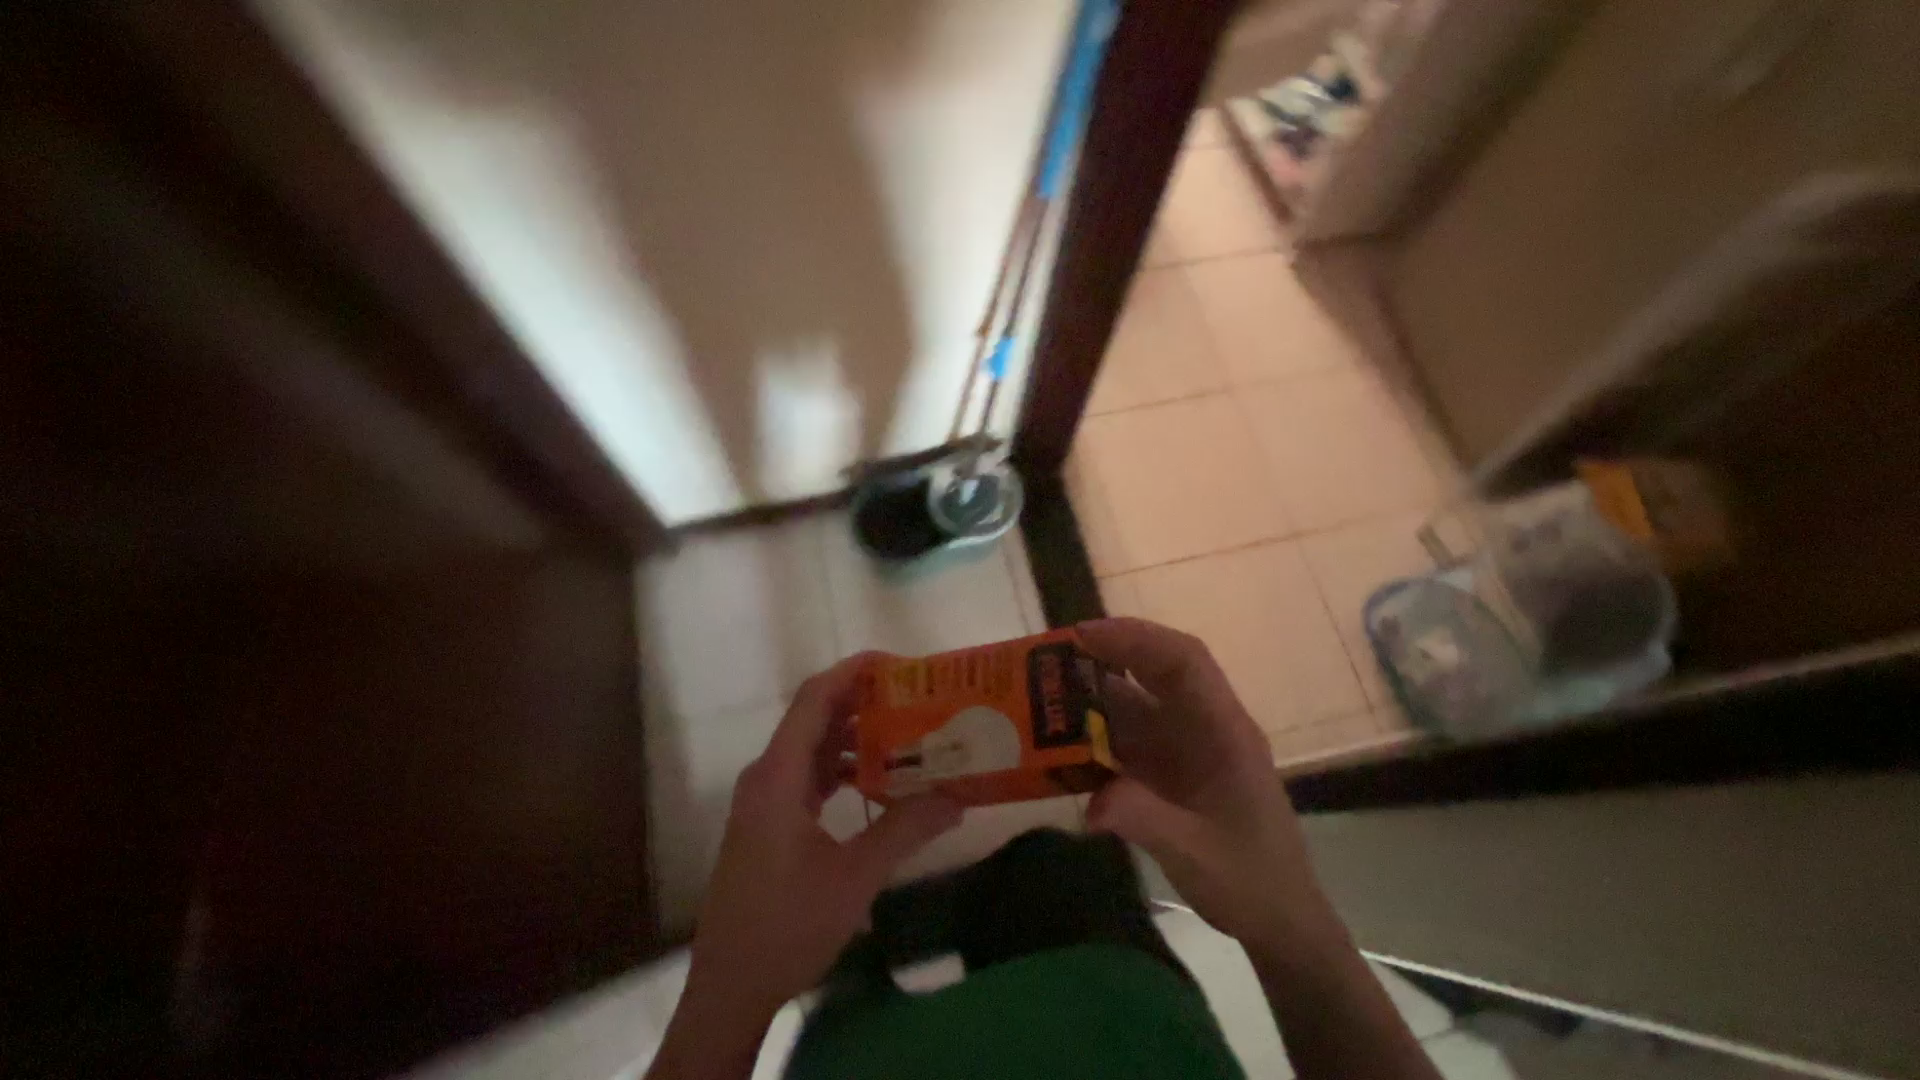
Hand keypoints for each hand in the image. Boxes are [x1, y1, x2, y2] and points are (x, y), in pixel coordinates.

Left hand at [685, 653, 961, 1018]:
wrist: (729, 987)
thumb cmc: (786, 926)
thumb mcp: (854, 878)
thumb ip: (905, 830)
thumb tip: (958, 797)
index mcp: (779, 776)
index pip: (815, 699)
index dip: (853, 671)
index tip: (901, 664)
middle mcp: (768, 777)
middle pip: (815, 718)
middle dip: (866, 702)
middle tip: (919, 699)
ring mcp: (766, 801)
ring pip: (814, 749)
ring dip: (858, 738)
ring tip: (910, 735)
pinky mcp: (770, 824)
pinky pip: (811, 778)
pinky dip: (845, 770)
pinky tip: (881, 783)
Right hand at [1078, 618, 1339, 954]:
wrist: (1279, 920)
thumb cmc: (1250, 880)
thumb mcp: (1195, 854)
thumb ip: (1144, 820)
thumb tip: (1090, 801)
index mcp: (1225, 731)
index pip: (1185, 662)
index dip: (1136, 639)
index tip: (1083, 635)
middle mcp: (1206, 728)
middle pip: (1159, 671)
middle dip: (1108, 654)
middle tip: (1050, 656)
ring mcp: (1189, 748)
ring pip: (1140, 703)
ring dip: (1096, 696)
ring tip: (1044, 695)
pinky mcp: (1173, 772)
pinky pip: (1132, 738)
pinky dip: (1098, 735)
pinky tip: (1063, 746)